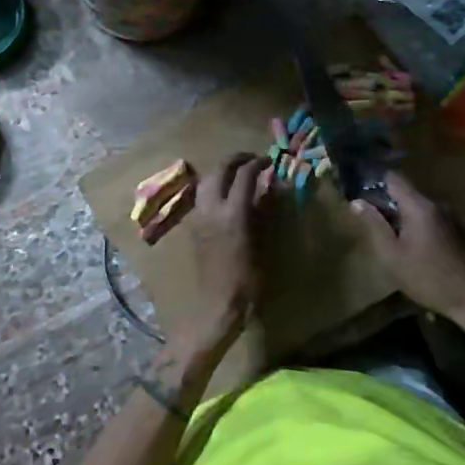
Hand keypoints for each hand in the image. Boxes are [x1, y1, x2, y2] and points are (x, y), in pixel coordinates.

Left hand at [182, 153, 271, 349]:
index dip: (258, 163)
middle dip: (236, 160)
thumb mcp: (263, 244)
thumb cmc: (248, 279)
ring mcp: (199, 216)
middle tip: (252, 160)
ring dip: (222, 170)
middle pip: (220, 170)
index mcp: (233, 213)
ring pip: (207, 180)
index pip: (245, 174)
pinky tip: (226, 194)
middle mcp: (212, 209)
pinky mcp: (193, 226)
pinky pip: (202, 195)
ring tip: (238, 173)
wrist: (218, 304)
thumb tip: (270, 187)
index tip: (269, 160)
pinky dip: (214, 186)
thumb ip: (264, 211)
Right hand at [352, 172, 464, 324]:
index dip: (375, 184)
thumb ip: (374, 226)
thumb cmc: (427, 278)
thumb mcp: (392, 255)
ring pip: (419, 208)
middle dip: (388, 204)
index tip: (362, 198)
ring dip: (403, 218)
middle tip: (372, 225)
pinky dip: (418, 227)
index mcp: (419, 207)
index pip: (394, 179)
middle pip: (407, 194)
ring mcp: (451, 218)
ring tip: (391, 239)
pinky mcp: (458, 232)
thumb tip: (357, 202)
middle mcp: (437, 205)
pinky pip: (432, 220)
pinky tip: (414, 249)